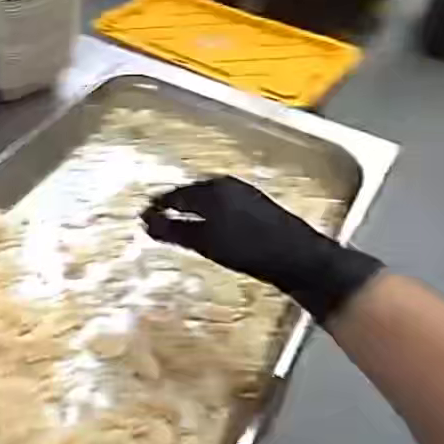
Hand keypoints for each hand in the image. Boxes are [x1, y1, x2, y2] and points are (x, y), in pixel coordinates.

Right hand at [140, 177, 382, 322]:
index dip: (158, 205)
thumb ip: (175, 231)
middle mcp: (228, 184)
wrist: (300, 259)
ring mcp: (245, 193)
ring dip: (192, 209)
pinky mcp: (258, 205)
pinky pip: (223, 204)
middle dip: (174, 205)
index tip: (143, 215)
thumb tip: (146, 223)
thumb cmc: (250, 250)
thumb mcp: (207, 242)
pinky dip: (209, 213)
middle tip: (157, 218)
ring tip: (179, 223)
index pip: (176, 193)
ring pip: (209, 198)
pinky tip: (209, 227)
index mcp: (214, 187)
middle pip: (192, 192)